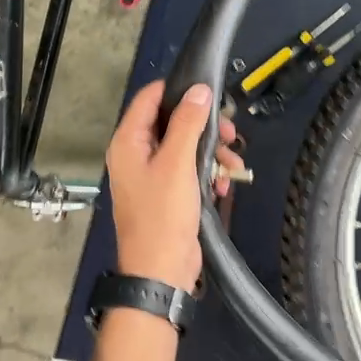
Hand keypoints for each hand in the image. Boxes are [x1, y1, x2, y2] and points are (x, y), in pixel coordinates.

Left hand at [105, 81, 241, 291]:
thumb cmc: (163, 215)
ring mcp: (153, 174)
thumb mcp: (178, 163)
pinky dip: (209, 172)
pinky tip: (224, 184)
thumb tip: (199, 90)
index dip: (177, 90)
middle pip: (172, 122)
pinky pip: (190, 169)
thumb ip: (188, 123)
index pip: (149, 98)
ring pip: (186, 146)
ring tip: (232, 163)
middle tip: (229, 132)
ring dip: (212, 152)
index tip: (208, 91)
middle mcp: (136, 154)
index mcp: (128, 143)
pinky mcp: (169, 192)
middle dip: (204, 126)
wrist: (161, 269)